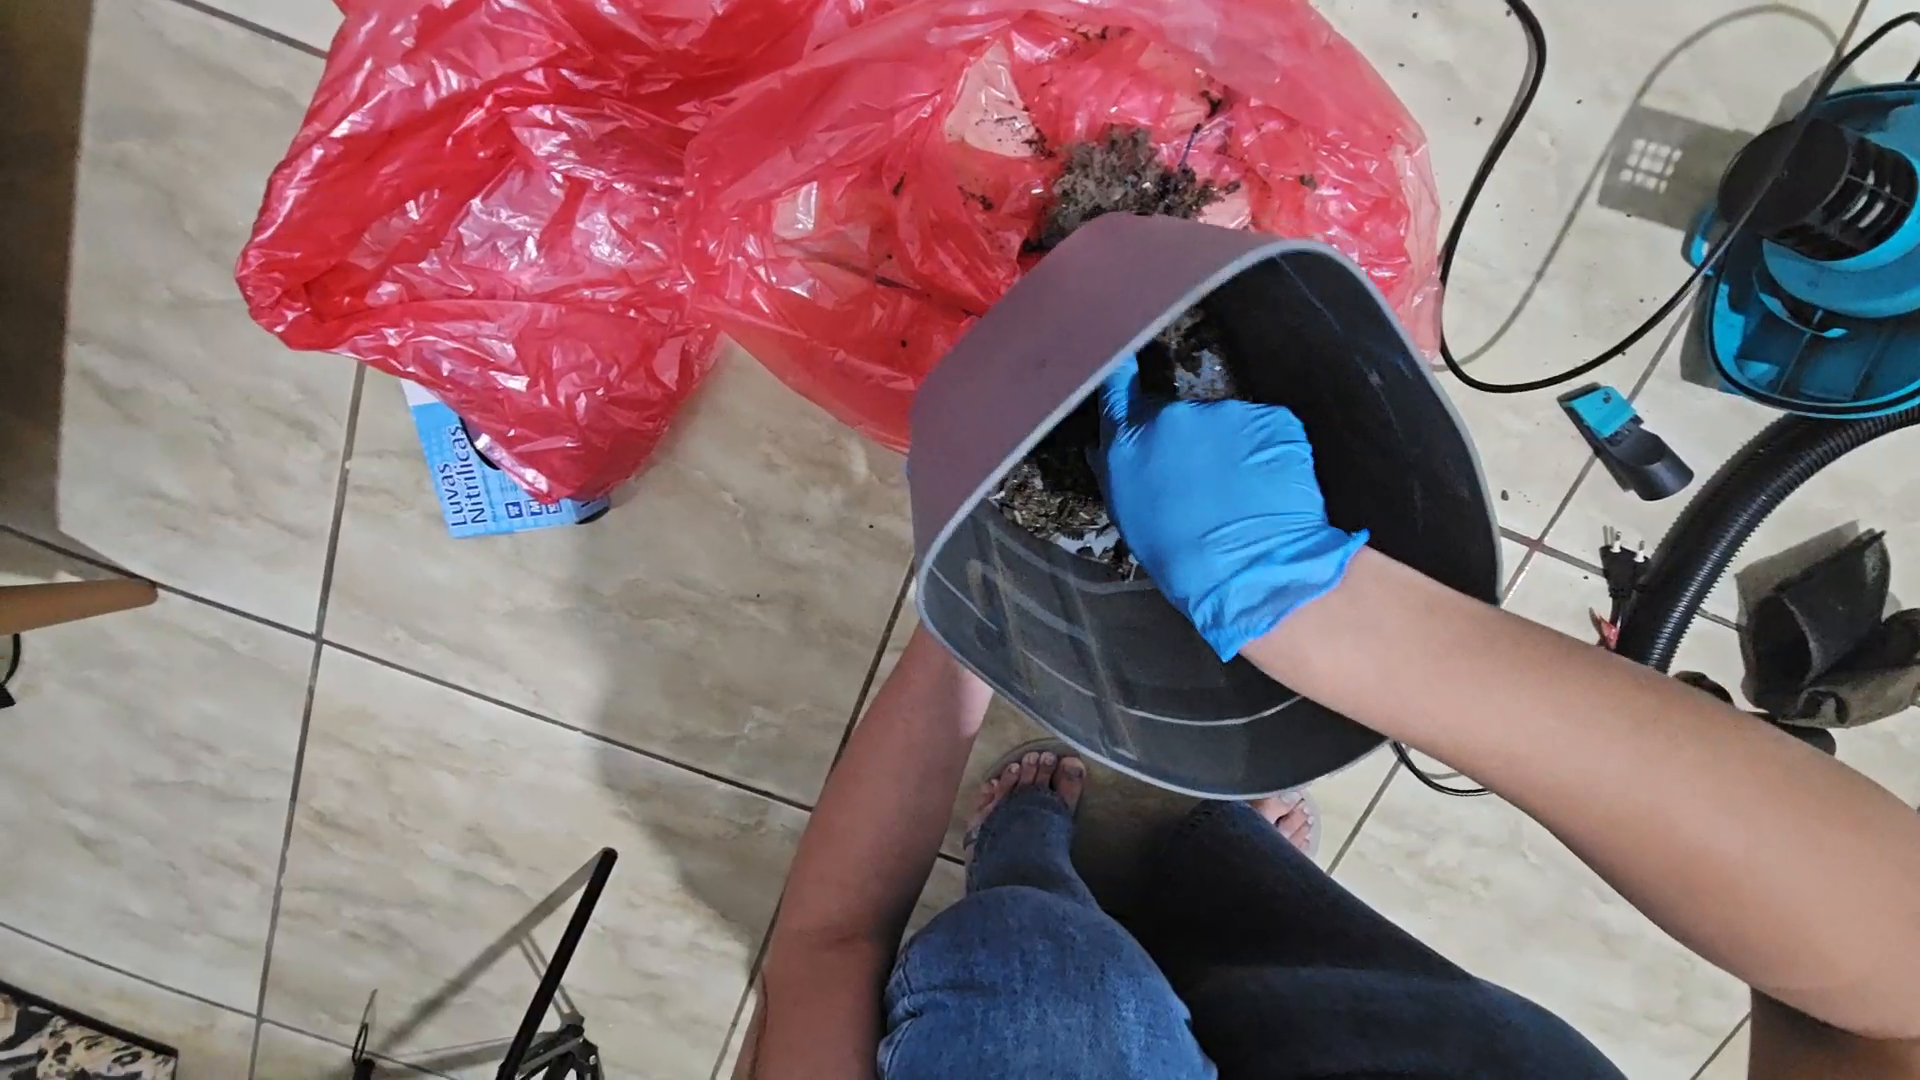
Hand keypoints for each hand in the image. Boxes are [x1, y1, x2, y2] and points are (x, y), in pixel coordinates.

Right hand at [1095, 354, 1366, 659]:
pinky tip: (1266, 486)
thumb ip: (1115, 471)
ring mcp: (1223, 412)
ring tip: (1236, 489)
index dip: (1123, 379)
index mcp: (1128, 441)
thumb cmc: (1177, 557)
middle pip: (1171, 411)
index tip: (1127, 370)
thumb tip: (1100, 446)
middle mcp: (1170, 415)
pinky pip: (1262, 429)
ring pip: (1220, 422)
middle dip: (1180, 434)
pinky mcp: (1271, 417)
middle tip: (1196, 474)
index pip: (1117, 388)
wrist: (1250, 571)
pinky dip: (1262, 450)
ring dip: (1224, 445)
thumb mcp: (1129, 514)